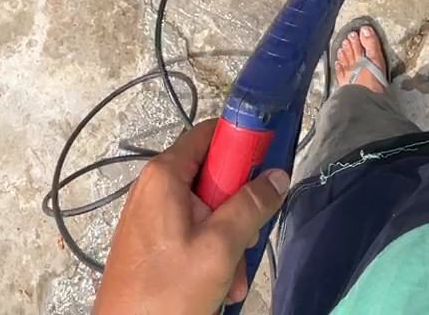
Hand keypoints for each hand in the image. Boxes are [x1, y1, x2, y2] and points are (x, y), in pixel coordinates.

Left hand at [95, 121, 289, 313]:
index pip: (209, 133)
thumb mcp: (220, 247)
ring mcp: (151, 216)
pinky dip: (209, 253)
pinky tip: (219, 285)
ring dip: (228, 239)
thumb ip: (251, 206)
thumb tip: (277, 176)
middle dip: (237, 207)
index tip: (265, 165)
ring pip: (205, 209)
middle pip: (211, 175)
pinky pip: (191, 232)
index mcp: (165, 174)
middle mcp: (154, 187)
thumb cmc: (166, 294)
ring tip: (233, 276)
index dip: (241, 143)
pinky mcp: (150, 243)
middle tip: (249, 237)